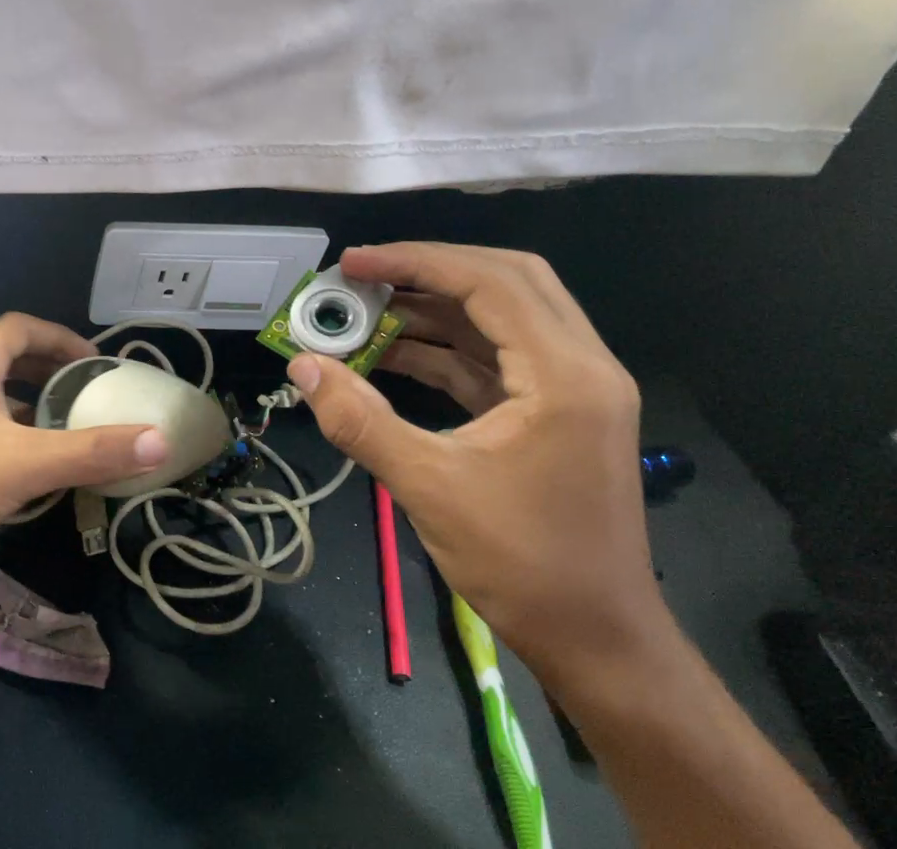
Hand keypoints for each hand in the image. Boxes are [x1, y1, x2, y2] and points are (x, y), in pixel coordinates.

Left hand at [0, 313, 168, 593]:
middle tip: (86, 396)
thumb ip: (95, 451)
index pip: (20, 327)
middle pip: (4, 361)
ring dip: (28, 411)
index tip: (94, 361)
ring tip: (67, 434)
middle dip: (48, 374)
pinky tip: (30, 473)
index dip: (60, 337)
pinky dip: (9, 440)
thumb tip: (161, 441)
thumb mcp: (29, 463)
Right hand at [287, 243, 662, 684]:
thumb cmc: (520, 561)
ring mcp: (572, 391)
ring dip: (434, 310)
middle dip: (430, 270)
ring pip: (502, 319)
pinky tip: (390, 356)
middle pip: (509, 282)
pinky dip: (443, 349)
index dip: (416, 262)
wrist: (594, 635)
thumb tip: (302, 366)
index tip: (351, 264)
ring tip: (363, 313)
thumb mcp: (428, 486)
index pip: (491, 283)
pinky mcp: (555, 415)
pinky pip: (496, 360)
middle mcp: (581, 367)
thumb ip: (360, 421)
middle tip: (362, 277)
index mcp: (565, 375)